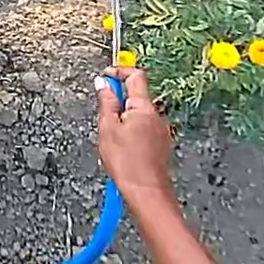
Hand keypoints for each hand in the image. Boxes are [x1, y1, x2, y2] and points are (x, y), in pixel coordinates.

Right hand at [95, 67, 174, 215]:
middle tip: (104, 113)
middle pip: (137, 94)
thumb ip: (106, 102)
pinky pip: (144, 126)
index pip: (135, 75)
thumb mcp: (108, 127)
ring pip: (139, 112)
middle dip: (118, 98)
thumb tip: (102, 83)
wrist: (146, 192)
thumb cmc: (127, 163)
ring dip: (124, 115)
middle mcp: (156, 114)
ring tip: (112, 136)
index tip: (105, 76)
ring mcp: (160, 129)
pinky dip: (132, 128)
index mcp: (144, 107)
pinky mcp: (160, 142)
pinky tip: (122, 146)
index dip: (119, 71)